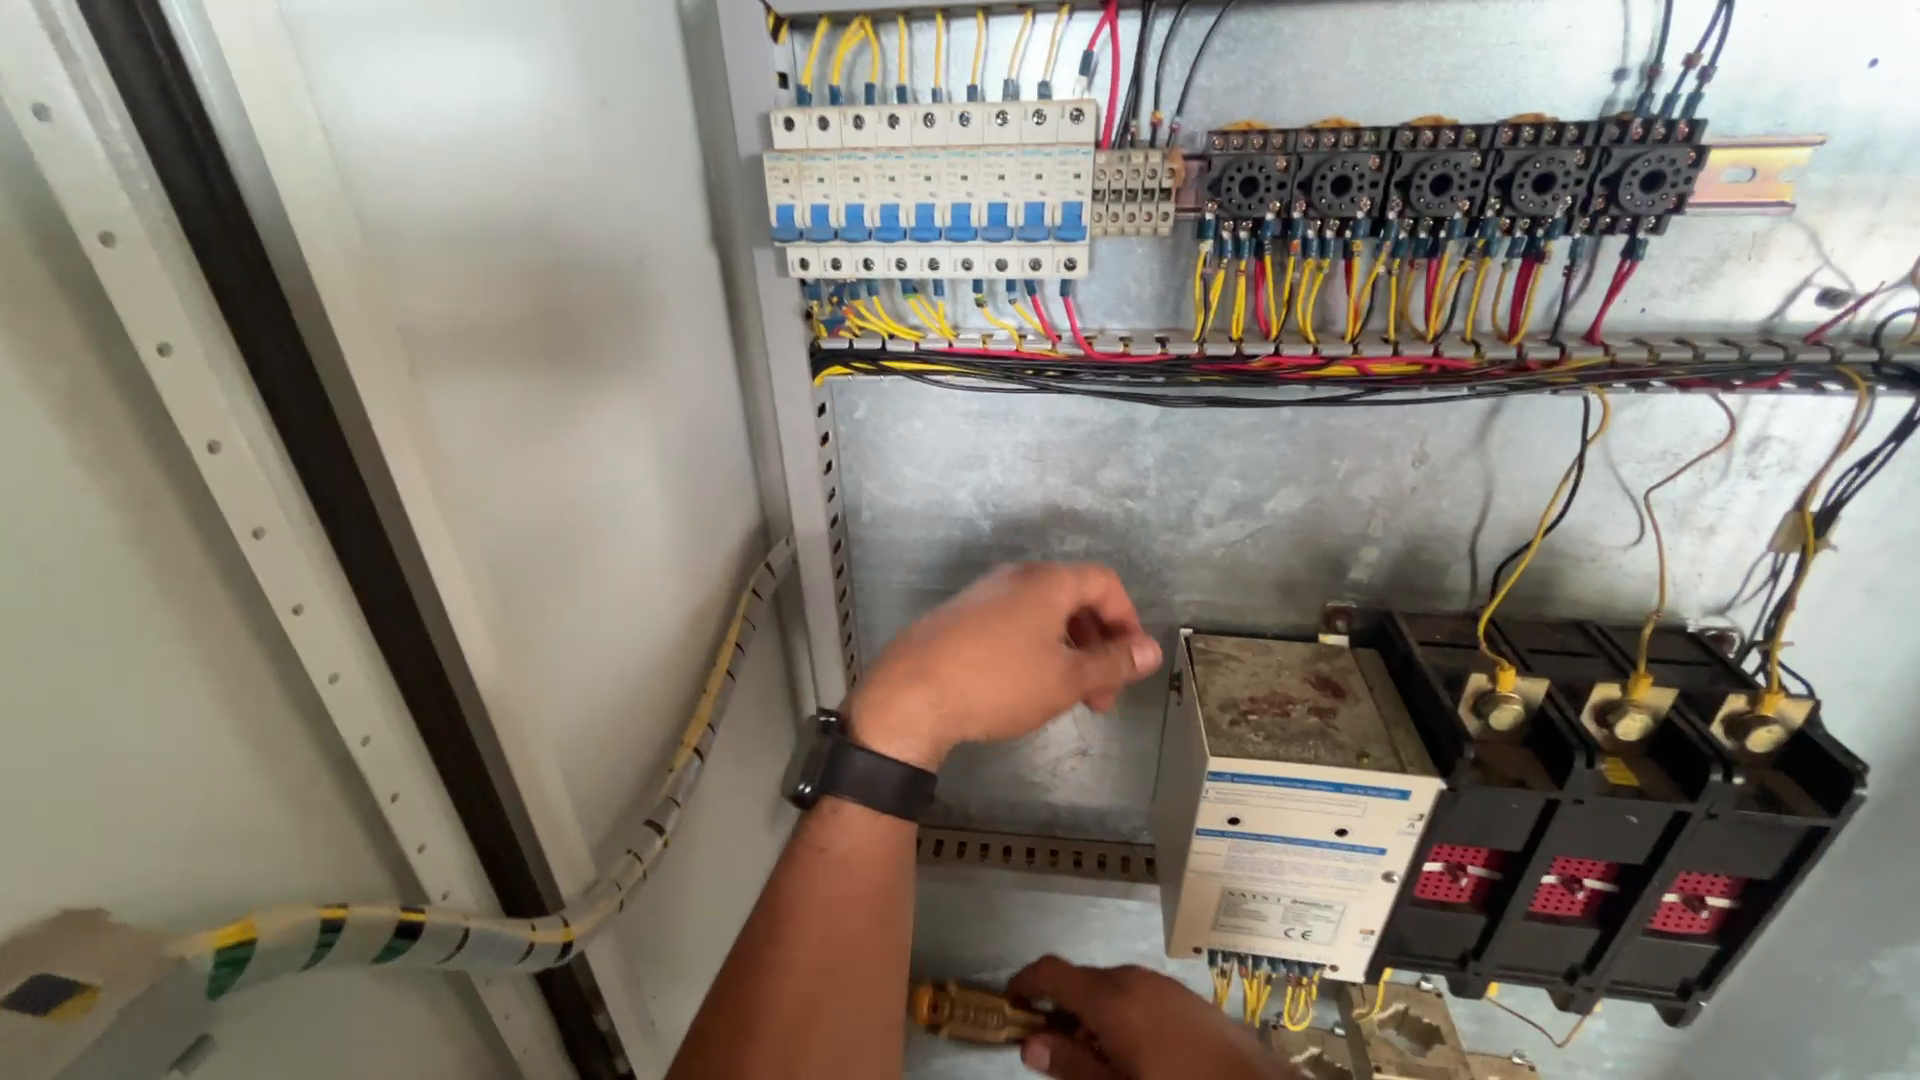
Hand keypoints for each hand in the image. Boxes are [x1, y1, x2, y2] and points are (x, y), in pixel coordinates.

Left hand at [843, 562, 1161, 770]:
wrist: (909, 695)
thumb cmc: (997, 683)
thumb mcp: (1066, 679)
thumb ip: (1113, 662)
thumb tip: (1152, 650)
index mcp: (1046, 581)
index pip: (1104, 582)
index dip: (1127, 619)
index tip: (1132, 660)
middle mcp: (1014, 577)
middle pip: (1073, 598)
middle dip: (1097, 644)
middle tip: (1104, 693)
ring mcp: (982, 595)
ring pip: (1042, 615)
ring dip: (1067, 651)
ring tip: (1070, 697)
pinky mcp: (959, 617)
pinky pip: (1012, 624)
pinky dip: (1034, 649)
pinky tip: (1026, 688)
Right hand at [1008, 957, 1287, 1079]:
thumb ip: (1072, 1065)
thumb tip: (1030, 1045)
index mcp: (1110, 999)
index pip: (1051, 971)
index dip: (1024, 983)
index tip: (1010, 1006)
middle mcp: (1130, 978)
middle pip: (1079, 981)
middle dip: (1058, 1009)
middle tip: (1052, 1050)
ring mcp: (1159, 982)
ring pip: (1107, 988)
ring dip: (1089, 1013)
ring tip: (1094, 1057)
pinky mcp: (1180, 994)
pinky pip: (1134, 993)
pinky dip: (1118, 1012)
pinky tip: (1131, 1050)